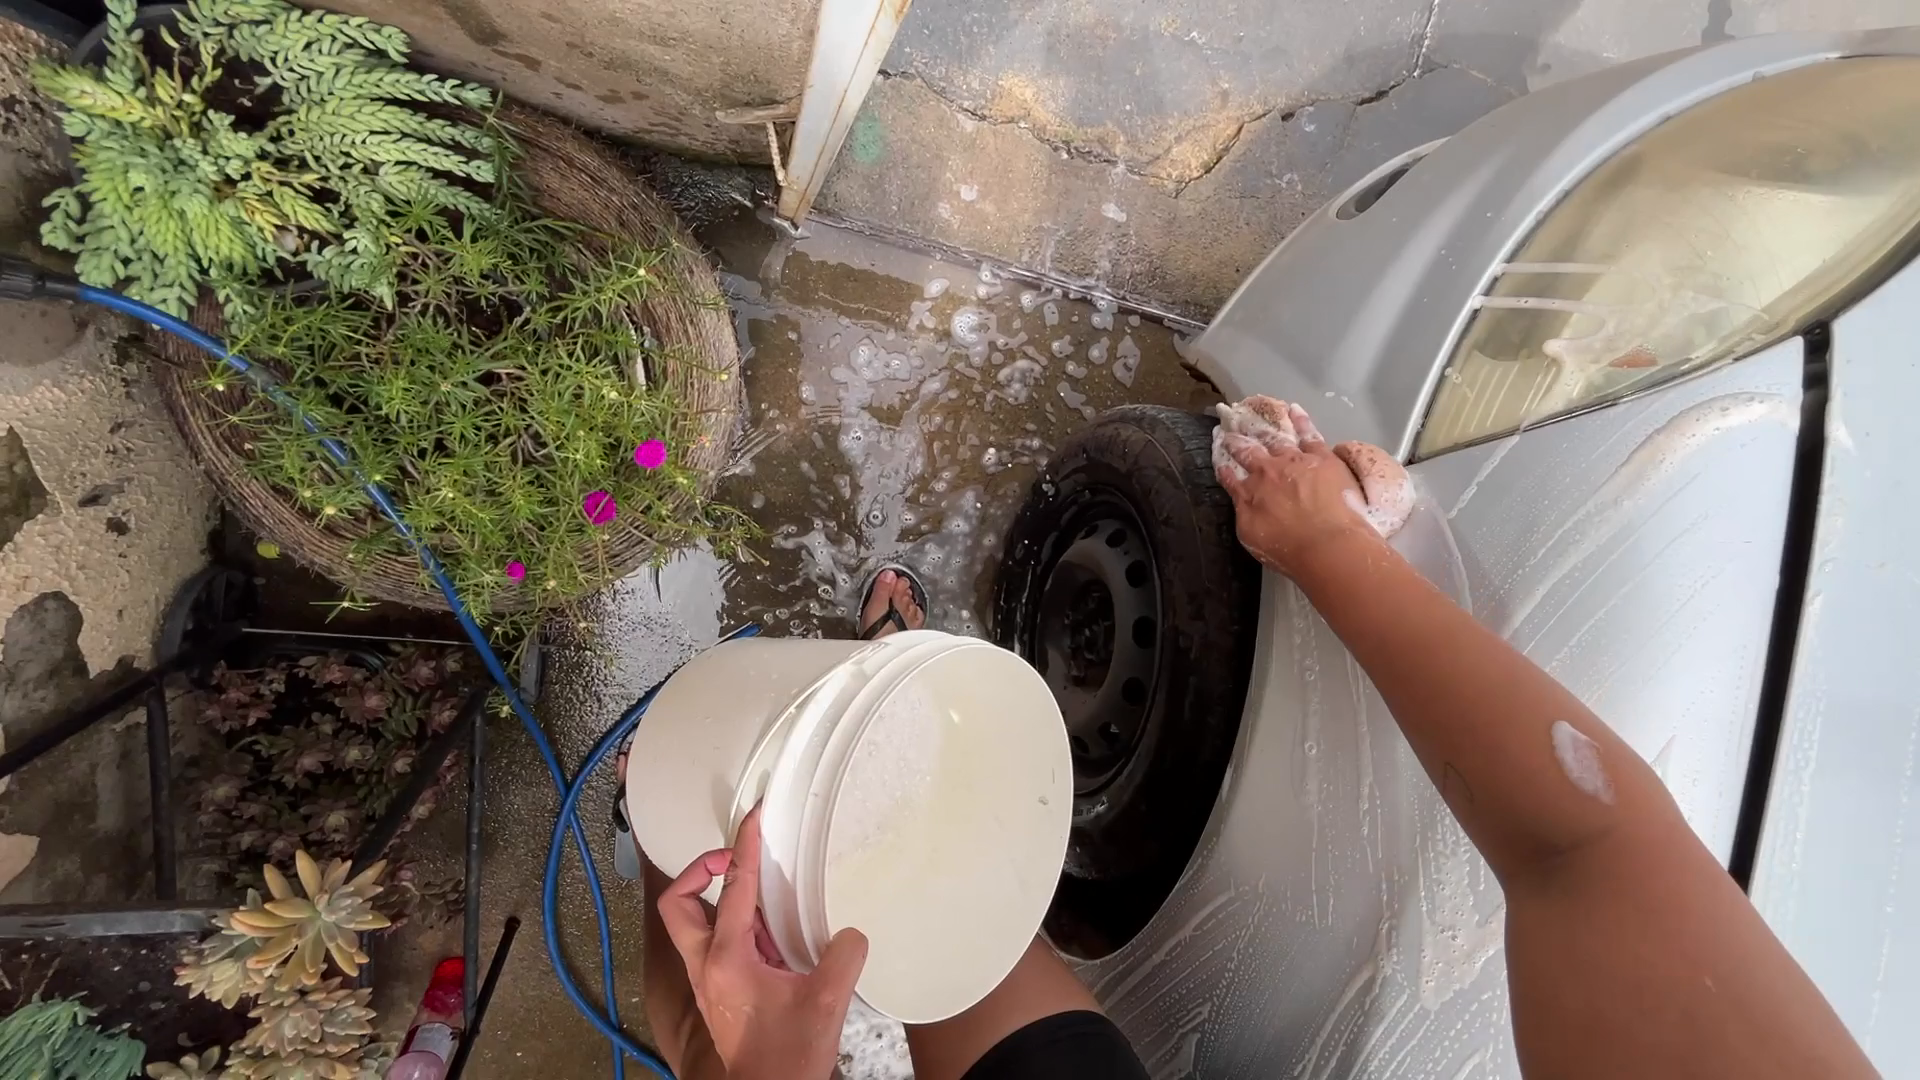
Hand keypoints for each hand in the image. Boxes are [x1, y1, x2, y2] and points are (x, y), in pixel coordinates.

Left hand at [655, 807, 868, 1079]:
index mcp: (726, 959)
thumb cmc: (787, 1058)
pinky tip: (769, 923)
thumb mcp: (826, 1002)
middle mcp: (707, 965)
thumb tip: (850, 933)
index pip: (733, 886)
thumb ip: (843, 955)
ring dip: (717, 894)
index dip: (744, 845)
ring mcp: (709, 978)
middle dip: (700, 870)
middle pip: (679, 902)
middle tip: (734, 858)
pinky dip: (735, 918)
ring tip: (757, 883)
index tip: (754, 818)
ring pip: (692, 921)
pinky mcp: (721, 988)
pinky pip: (716, 938)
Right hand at [1212, 396, 1411, 575]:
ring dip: (1264, 427)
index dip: (1223, 463)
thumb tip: (1237, 490)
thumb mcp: (1250, 533)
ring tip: (1256, 414)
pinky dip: (1301, 421)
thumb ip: (1242, 508)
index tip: (1217, 450)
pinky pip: (1310, 434)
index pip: (1230, 474)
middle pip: (1249, 451)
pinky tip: (1294, 410)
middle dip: (1237, 441)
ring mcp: (1296, 461)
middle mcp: (1268, 470)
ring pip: (1277, 438)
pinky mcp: (1322, 458)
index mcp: (1250, 490)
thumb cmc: (1286, 547)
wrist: (1328, 545)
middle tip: (1229, 428)